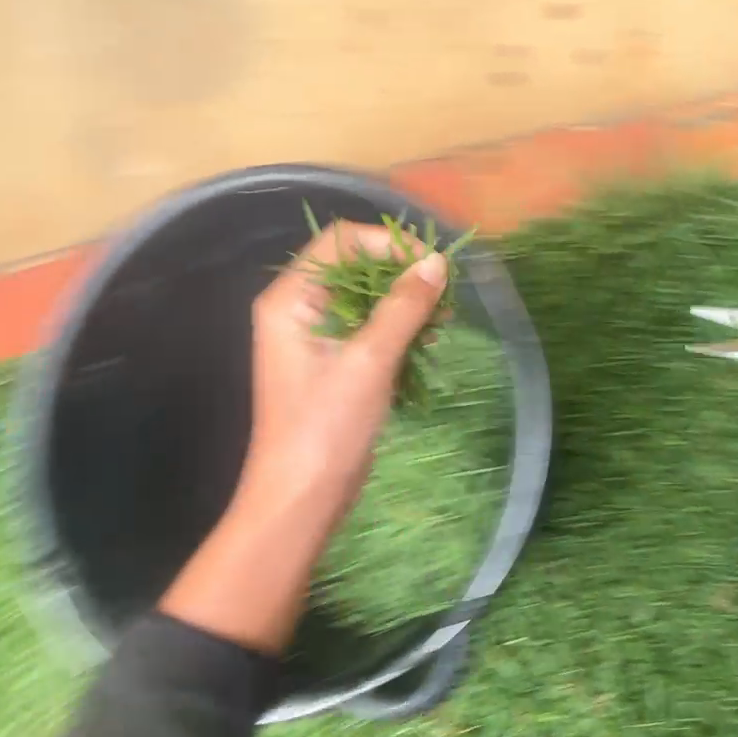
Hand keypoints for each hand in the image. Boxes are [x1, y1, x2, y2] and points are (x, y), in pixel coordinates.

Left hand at [239, 221, 448, 525]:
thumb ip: (403, 308)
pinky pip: (373, 330)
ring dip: (408, 304)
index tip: (434, 265)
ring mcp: (319, 339)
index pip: (341, 242)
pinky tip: (428, 342)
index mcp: (292, 300)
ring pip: (370, 300)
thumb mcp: (370, 361)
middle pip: (357, 267)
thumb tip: (436, 263)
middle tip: (445, 296)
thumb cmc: (326, 426)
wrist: (304, 494)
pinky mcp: (338, 365)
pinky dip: (402, 331)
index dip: (389, 243)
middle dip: (404, 275)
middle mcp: (301, 310)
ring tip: (443, 322)